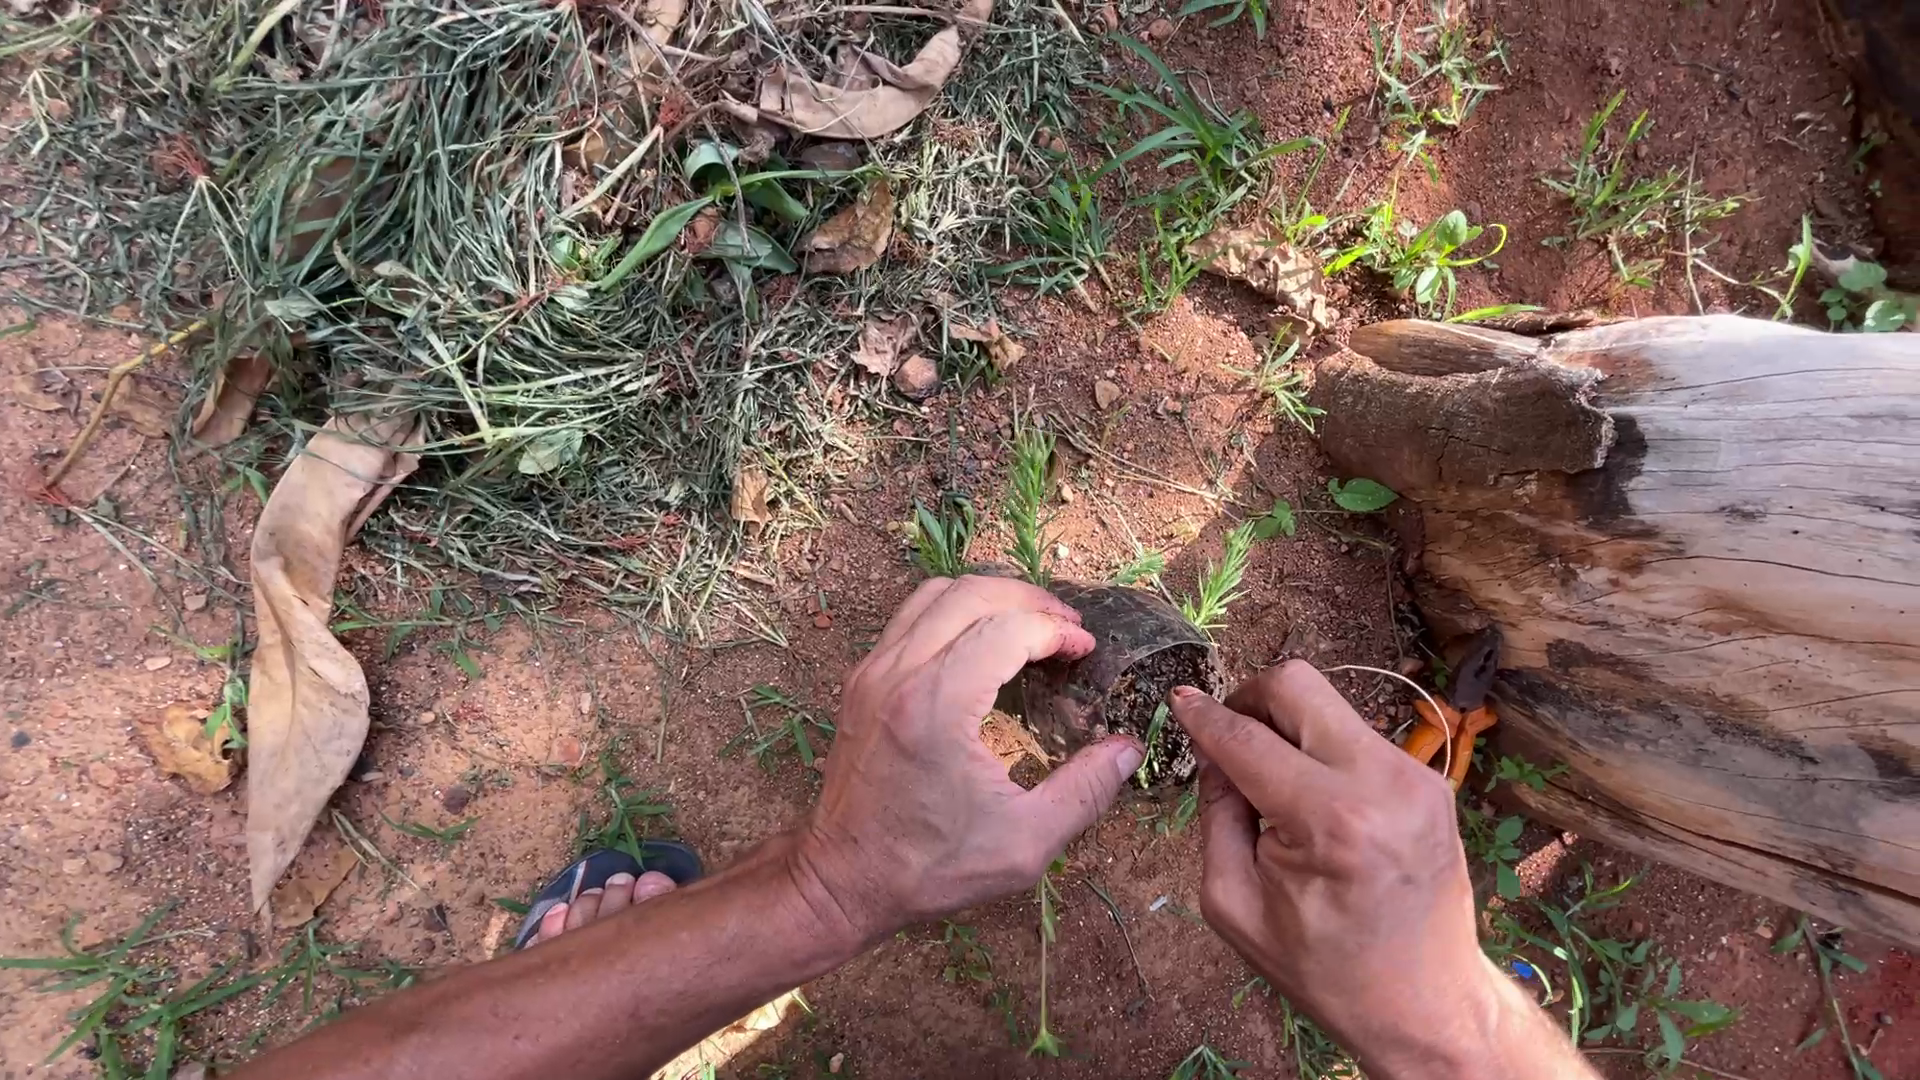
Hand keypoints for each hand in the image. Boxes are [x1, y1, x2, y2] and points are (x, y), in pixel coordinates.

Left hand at [793, 576, 1145, 941]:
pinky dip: (954, 609)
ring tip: (1029, 621)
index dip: (1056, 630)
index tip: (1085, 649)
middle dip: (1030, 599)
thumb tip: (1130, 748)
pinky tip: (980, 637)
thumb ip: (1086, 790)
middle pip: (972, 593)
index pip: (1007, 629)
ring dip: (990, 595)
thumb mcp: (1024, 843)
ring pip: (937, 592)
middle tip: (1066, 626)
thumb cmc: (930, 866)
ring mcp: (874, 668)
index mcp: (937, 705)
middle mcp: (899, 672)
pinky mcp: (862, 676)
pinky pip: (912, 614)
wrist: (841, 877)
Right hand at [1168, 664, 1506, 1076]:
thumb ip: (1215, 812)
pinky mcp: (1428, 778)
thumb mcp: (1234, 901)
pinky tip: (1307, 790)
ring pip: (1323, 700)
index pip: (1246, 739)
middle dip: (1245, 699)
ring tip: (1268, 776)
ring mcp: (1415, 775)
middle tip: (1226, 738)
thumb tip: (1212, 748)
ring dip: (1280, 723)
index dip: (1202, 716)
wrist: (1433, 1008)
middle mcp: (1382, 783)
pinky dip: (1313, 744)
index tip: (1176, 700)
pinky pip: (1349, 730)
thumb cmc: (1324, 968)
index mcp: (1332, 822)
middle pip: (1294, 684)